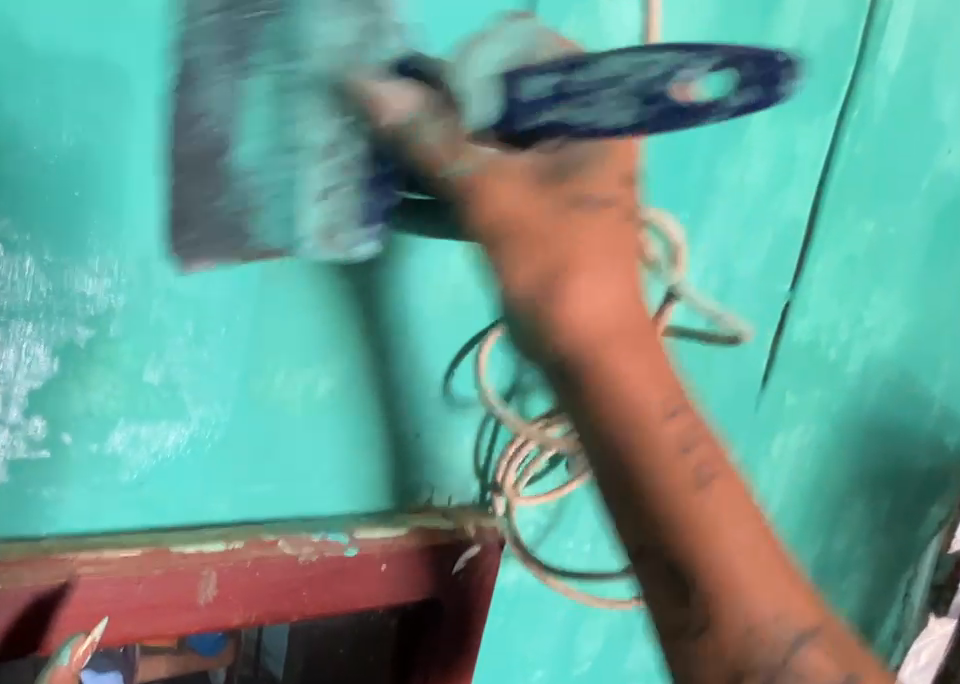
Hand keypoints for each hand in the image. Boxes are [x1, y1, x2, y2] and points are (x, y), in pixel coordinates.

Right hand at [345, 20, 646, 348]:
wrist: (583, 352)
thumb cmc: (555, 267)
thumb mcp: (492, 197)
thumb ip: (431, 142)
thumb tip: (367, 90)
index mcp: (592, 106)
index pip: (520, 55)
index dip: (463, 66)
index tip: (409, 88)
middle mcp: (574, 128)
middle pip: (495, 100)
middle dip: (435, 110)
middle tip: (380, 113)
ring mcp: (547, 174)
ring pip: (479, 146)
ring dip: (428, 151)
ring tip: (374, 147)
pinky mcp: (523, 212)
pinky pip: (476, 185)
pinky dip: (438, 188)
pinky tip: (392, 192)